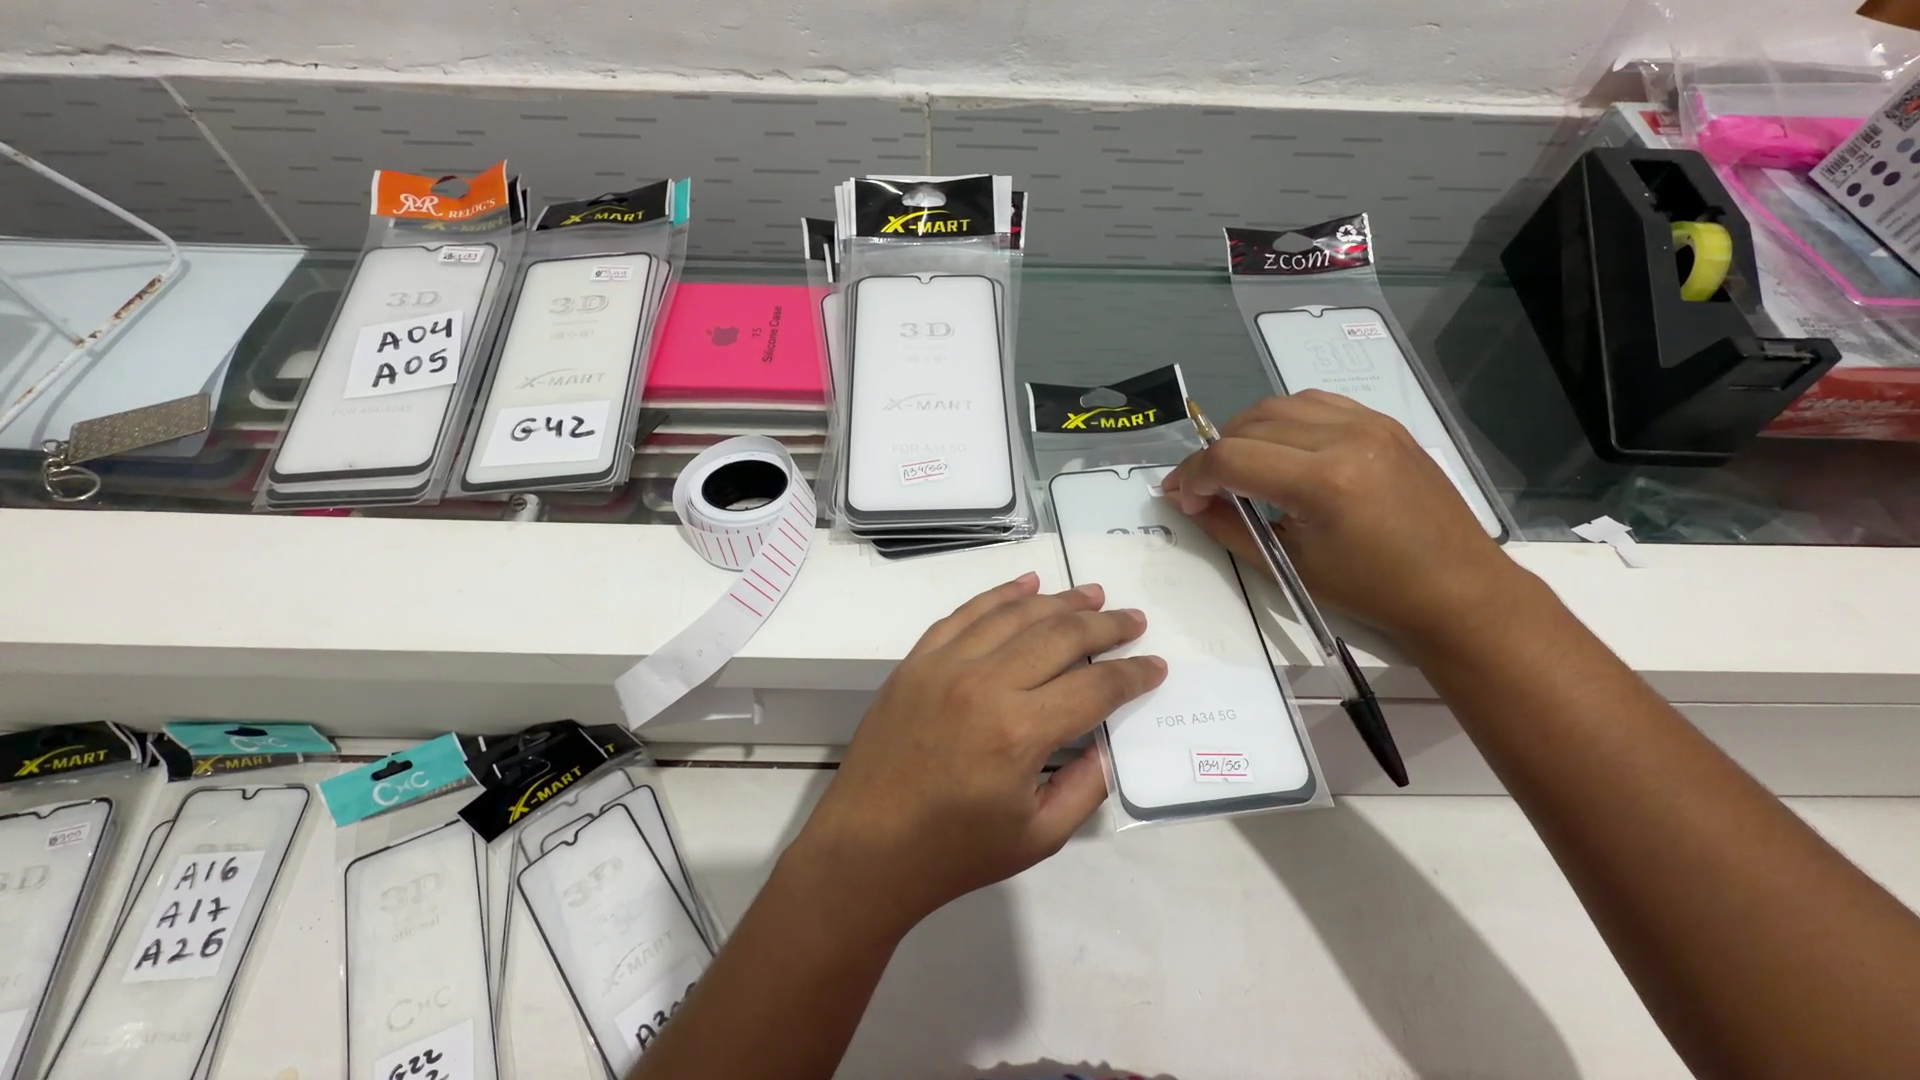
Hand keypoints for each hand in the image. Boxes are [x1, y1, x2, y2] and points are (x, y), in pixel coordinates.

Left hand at [791, 574, 1165, 931]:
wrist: (865, 850)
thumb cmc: (954, 853)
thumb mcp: (1038, 836)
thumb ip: (1087, 786)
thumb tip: (1111, 739)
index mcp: (1019, 732)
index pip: (1095, 687)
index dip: (1133, 674)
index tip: (1155, 666)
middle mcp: (984, 684)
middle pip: (1060, 636)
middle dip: (1106, 625)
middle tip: (1134, 620)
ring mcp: (944, 665)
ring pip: (1014, 615)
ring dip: (1060, 601)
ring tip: (1093, 595)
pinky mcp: (915, 661)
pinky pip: (965, 614)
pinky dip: (1000, 595)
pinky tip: (1028, 584)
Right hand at [1161, 390, 1525, 646]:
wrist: (1455, 588)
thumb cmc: (1370, 590)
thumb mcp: (1288, 565)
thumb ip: (1228, 527)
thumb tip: (1187, 501)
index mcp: (1323, 482)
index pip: (1230, 458)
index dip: (1193, 477)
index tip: (1182, 500)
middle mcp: (1346, 438)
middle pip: (1248, 425)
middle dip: (1213, 456)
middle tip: (1204, 490)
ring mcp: (1369, 423)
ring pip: (1278, 405)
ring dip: (1244, 433)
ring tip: (1238, 468)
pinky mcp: (1383, 422)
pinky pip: (1314, 403)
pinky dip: (1282, 421)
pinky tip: (1279, 450)